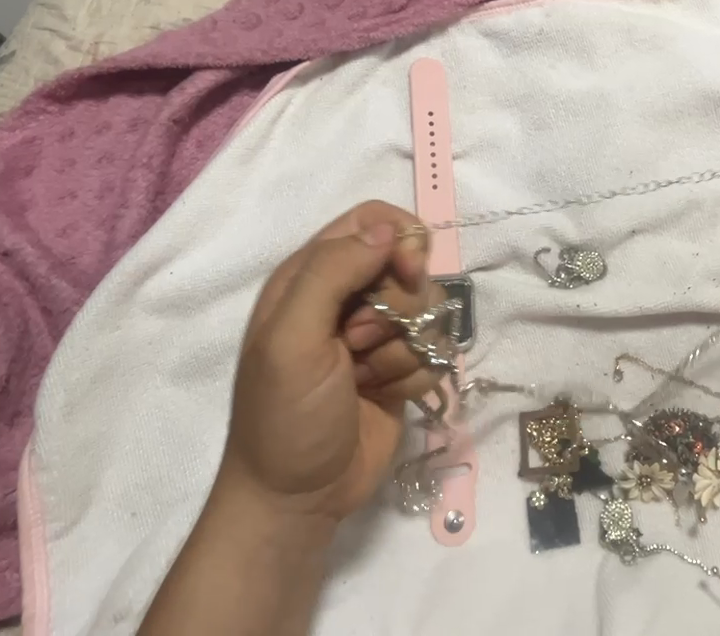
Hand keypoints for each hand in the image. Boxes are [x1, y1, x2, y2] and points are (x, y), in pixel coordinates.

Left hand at [219, 201, 444, 523]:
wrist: (297, 498)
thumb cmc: (284, 415)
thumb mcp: (292, 338)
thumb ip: (333, 272)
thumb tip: (389, 231)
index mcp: (311, 275)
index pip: (372, 221)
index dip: (400, 239)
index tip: (407, 273)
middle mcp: (346, 296)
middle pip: (409, 265)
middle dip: (396, 308)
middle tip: (358, 343)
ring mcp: (376, 333)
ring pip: (427, 309)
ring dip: (401, 349)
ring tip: (364, 378)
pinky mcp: (400, 366)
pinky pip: (434, 350)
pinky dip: (411, 376)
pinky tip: (381, 397)